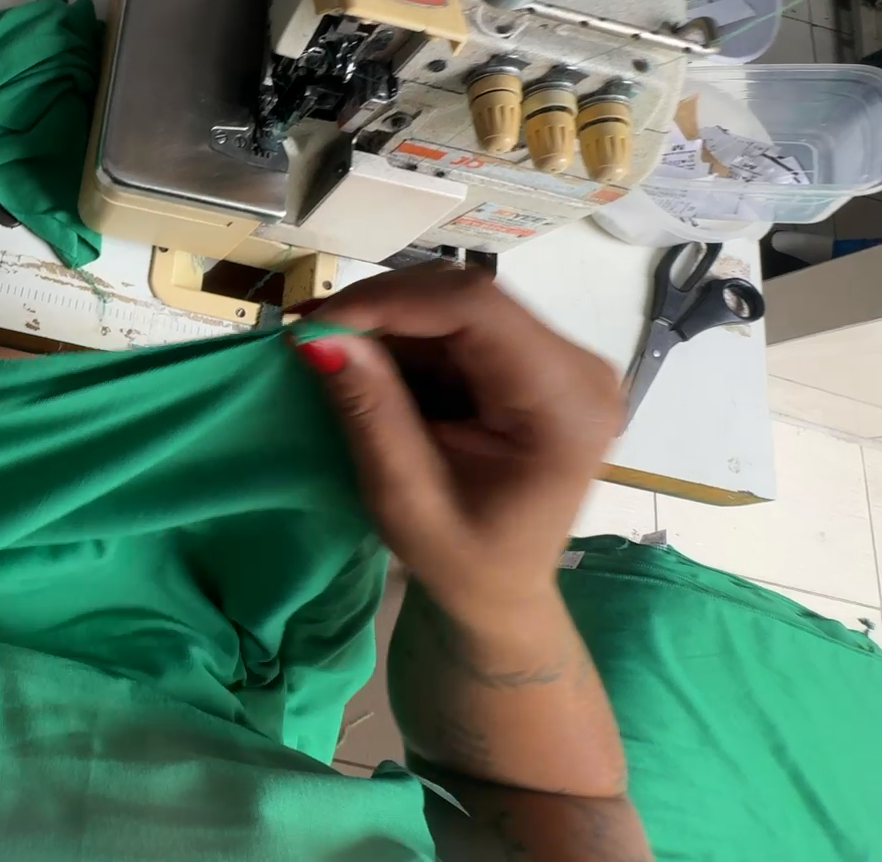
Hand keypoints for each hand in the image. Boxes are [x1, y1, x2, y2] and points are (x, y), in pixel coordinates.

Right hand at [293, 267, 622, 623]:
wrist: (500, 586)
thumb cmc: (460, 556)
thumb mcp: (403, 494)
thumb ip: (369, 409)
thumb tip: (317, 336)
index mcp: (564, 404)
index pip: (475, 310)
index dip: (387, 302)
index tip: (312, 326)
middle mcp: (574, 366)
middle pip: (463, 295)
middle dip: (377, 306)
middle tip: (307, 333)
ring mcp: (552, 359)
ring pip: (450, 300)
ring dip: (380, 318)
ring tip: (322, 346)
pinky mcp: (525, 360)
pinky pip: (449, 322)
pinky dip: (394, 334)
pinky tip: (358, 359)